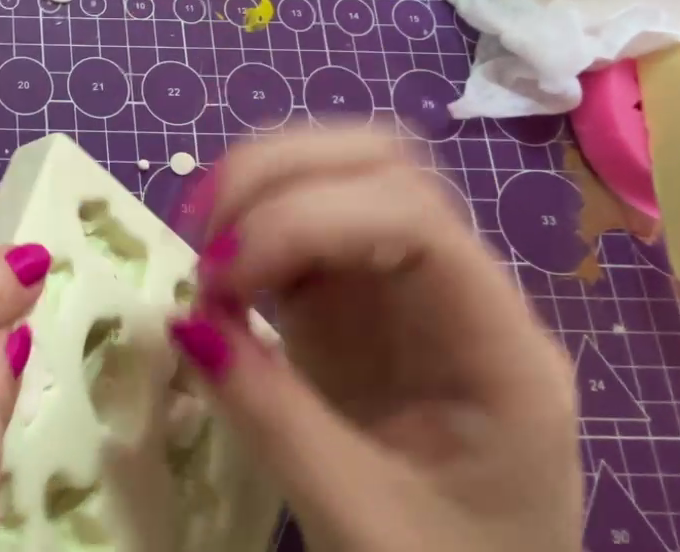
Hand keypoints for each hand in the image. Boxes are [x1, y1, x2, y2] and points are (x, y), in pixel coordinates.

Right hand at [170, 127, 581, 551]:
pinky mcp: (353, 298)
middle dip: (277, 175)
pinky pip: (300, 221)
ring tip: (201, 246)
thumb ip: (272, 417)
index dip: (302, 220)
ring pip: (339, 172)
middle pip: (382, 163)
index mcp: (497, 347)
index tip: (221, 280)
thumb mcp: (359, 518)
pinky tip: (213, 265)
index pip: (411, 215)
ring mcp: (403, 287)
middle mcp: (456, 292)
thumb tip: (182, 320)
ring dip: (257, 185)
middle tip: (202, 238)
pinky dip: (245, 221)